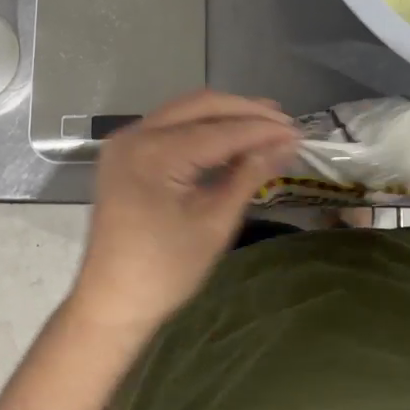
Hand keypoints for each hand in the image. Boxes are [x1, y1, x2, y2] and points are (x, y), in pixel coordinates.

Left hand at [71, 90, 300, 330]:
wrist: (111, 303)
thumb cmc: (165, 271)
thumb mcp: (215, 224)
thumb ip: (249, 176)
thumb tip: (286, 145)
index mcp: (154, 154)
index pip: (219, 131)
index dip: (261, 130)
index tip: (298, 132)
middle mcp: (135, 135)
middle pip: (200, 106)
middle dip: (244, 111)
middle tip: (285, 121)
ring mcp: (126, 142)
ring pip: (184, 111)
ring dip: (224, 114)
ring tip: (265, 121)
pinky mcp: (125, 153)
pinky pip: (169, 126)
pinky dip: (202, 126)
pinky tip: (230, 135)